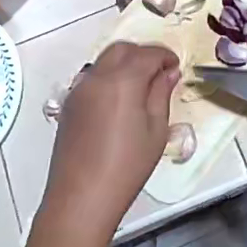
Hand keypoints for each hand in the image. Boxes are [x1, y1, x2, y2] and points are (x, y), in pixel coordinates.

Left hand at [42, 42, 180, 234]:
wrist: (81, 197)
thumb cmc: (127, 167)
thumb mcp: (156, 131)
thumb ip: (161, 94)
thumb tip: (168, 73)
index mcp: (122, 81)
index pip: (147, 54)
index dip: (165, 56)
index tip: (176, 67)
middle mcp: (96, 78)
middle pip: (121, 49)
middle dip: (143, 54)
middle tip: (161, 73)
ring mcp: (78, 90)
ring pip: (104, 62)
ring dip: (125, 65)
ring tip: (142, 88)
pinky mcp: (69, 106)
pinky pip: (92, 79)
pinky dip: (109, 78)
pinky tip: (121, 103)